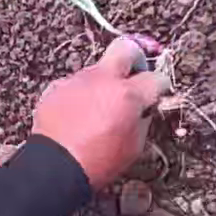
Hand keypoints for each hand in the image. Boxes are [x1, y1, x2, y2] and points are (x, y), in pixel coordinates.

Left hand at [31, 37, 165, 188]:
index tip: (157, 93)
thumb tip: (143, 110)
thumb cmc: (98, 162)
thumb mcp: (133, 147)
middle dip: (135, 58)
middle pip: (125, 48)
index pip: (155, 78)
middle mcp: (103, 80)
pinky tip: (79, 116)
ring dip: (104, 83)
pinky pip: (76, 85)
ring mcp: (78, 81)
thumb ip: (142, 120)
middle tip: (134, 76)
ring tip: (100, 110)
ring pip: (97, 70)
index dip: (160, 86)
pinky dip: (82, 96)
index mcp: (128, 95)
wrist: (55, 167)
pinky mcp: (57, 88)